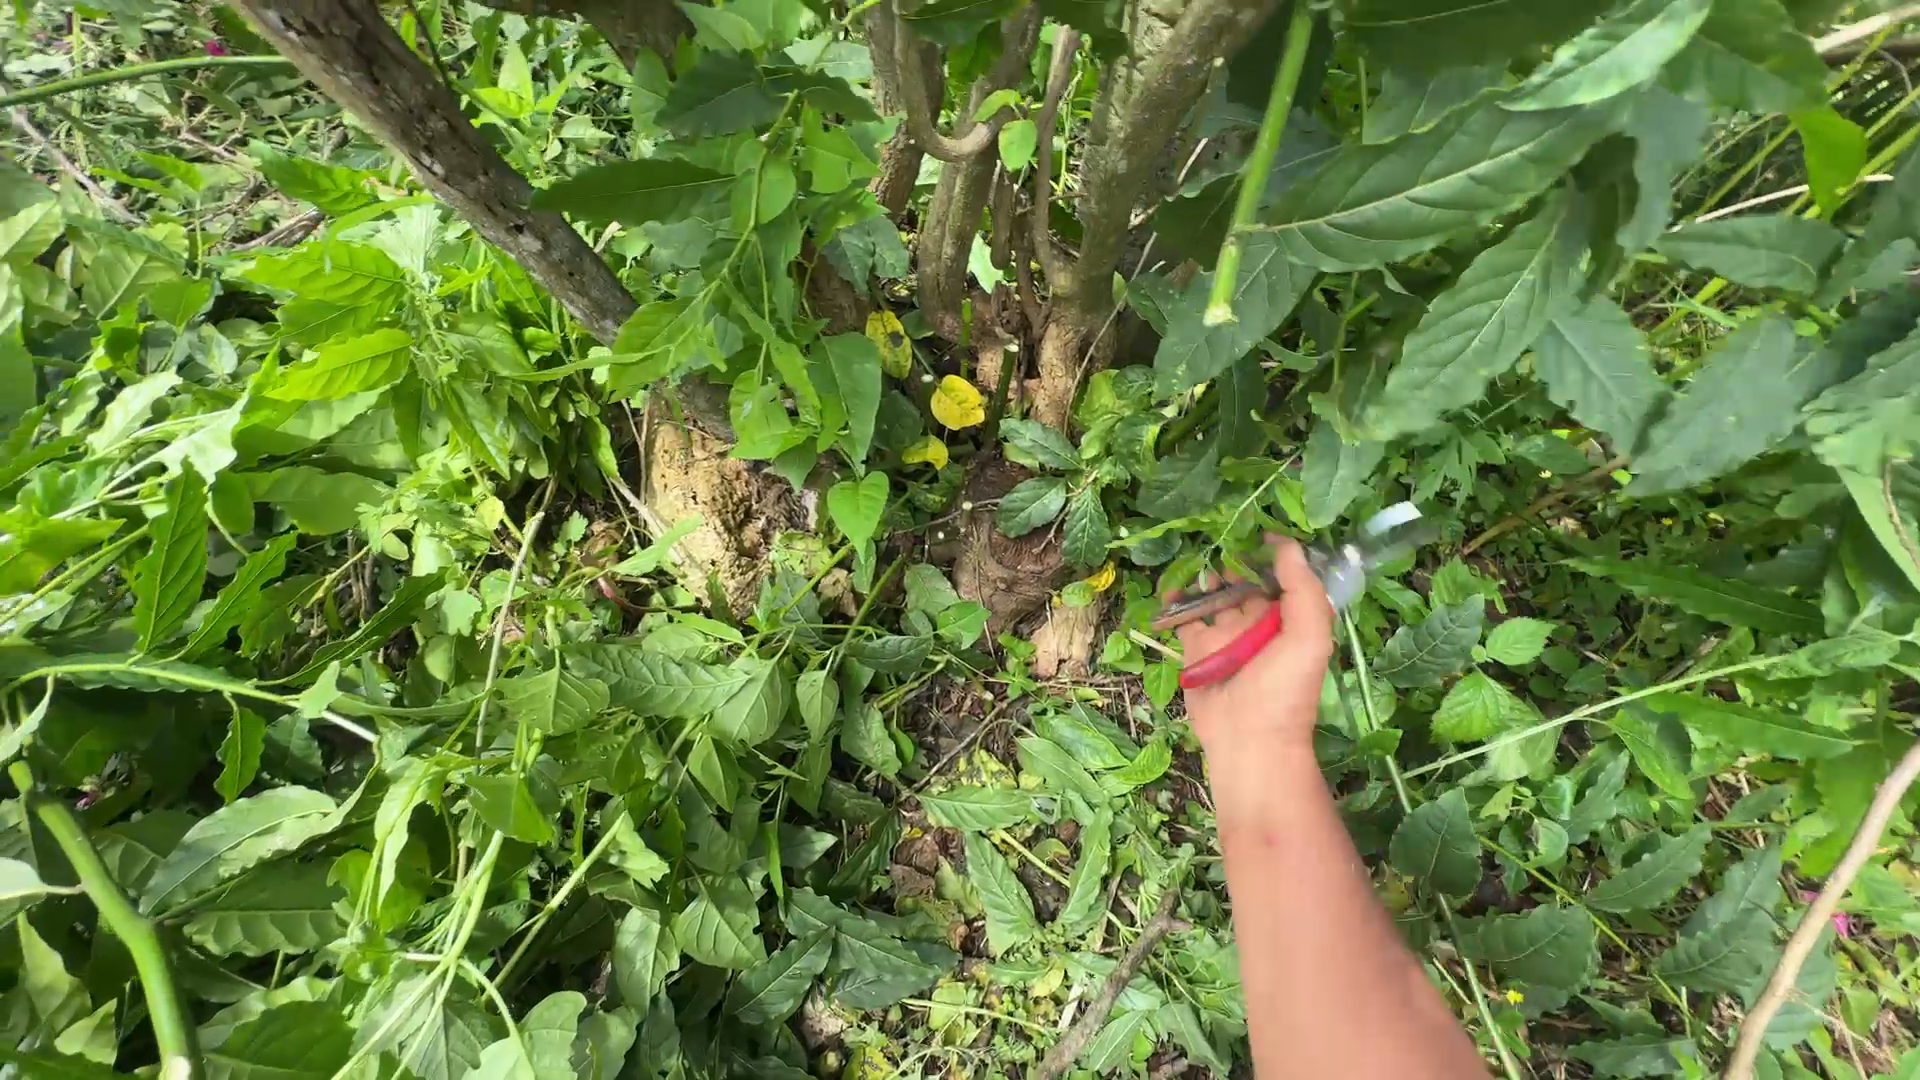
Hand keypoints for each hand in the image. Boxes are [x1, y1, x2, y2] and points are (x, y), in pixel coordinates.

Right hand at [1175, 539, 1333, 759]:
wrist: (1248, 739)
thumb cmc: (1284, 690)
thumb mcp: (1309, 636)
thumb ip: (1301, 588)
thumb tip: (1284, 543)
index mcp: (1288, 621)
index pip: (1280, 579)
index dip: (1269, 555)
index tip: (1254, 530)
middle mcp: (1256, 625)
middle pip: (1243, 584)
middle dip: (1233, 561)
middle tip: (1221, 539)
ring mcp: (1223, 636)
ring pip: (1213, 596)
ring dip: (1205, 577)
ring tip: (1199, 561)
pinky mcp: (1195, 648)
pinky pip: (1184, 618)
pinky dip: (1176, 602)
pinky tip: (1173, 588)